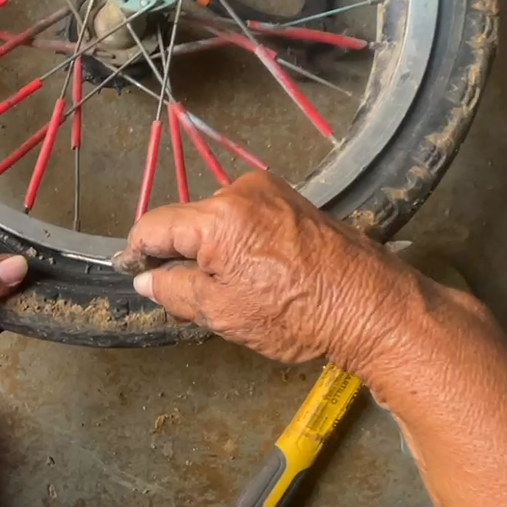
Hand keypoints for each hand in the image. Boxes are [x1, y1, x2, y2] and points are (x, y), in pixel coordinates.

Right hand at [122, 172, 433, 370]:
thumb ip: (173, 290)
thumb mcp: (220, 312)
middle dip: (176, 256)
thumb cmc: (298, 314)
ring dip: (206, 252)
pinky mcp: (291, 202)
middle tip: (184, 299)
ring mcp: (270, 192)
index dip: (136, 253)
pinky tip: (249, 276)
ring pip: (212, 222)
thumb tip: (146, 281)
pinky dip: (233, 246)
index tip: (130, 273)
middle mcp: (241, 191)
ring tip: (224, 293)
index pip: (152, 226)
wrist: (375, 309)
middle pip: (184, 222)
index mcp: (218, 218)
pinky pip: (242, 220)